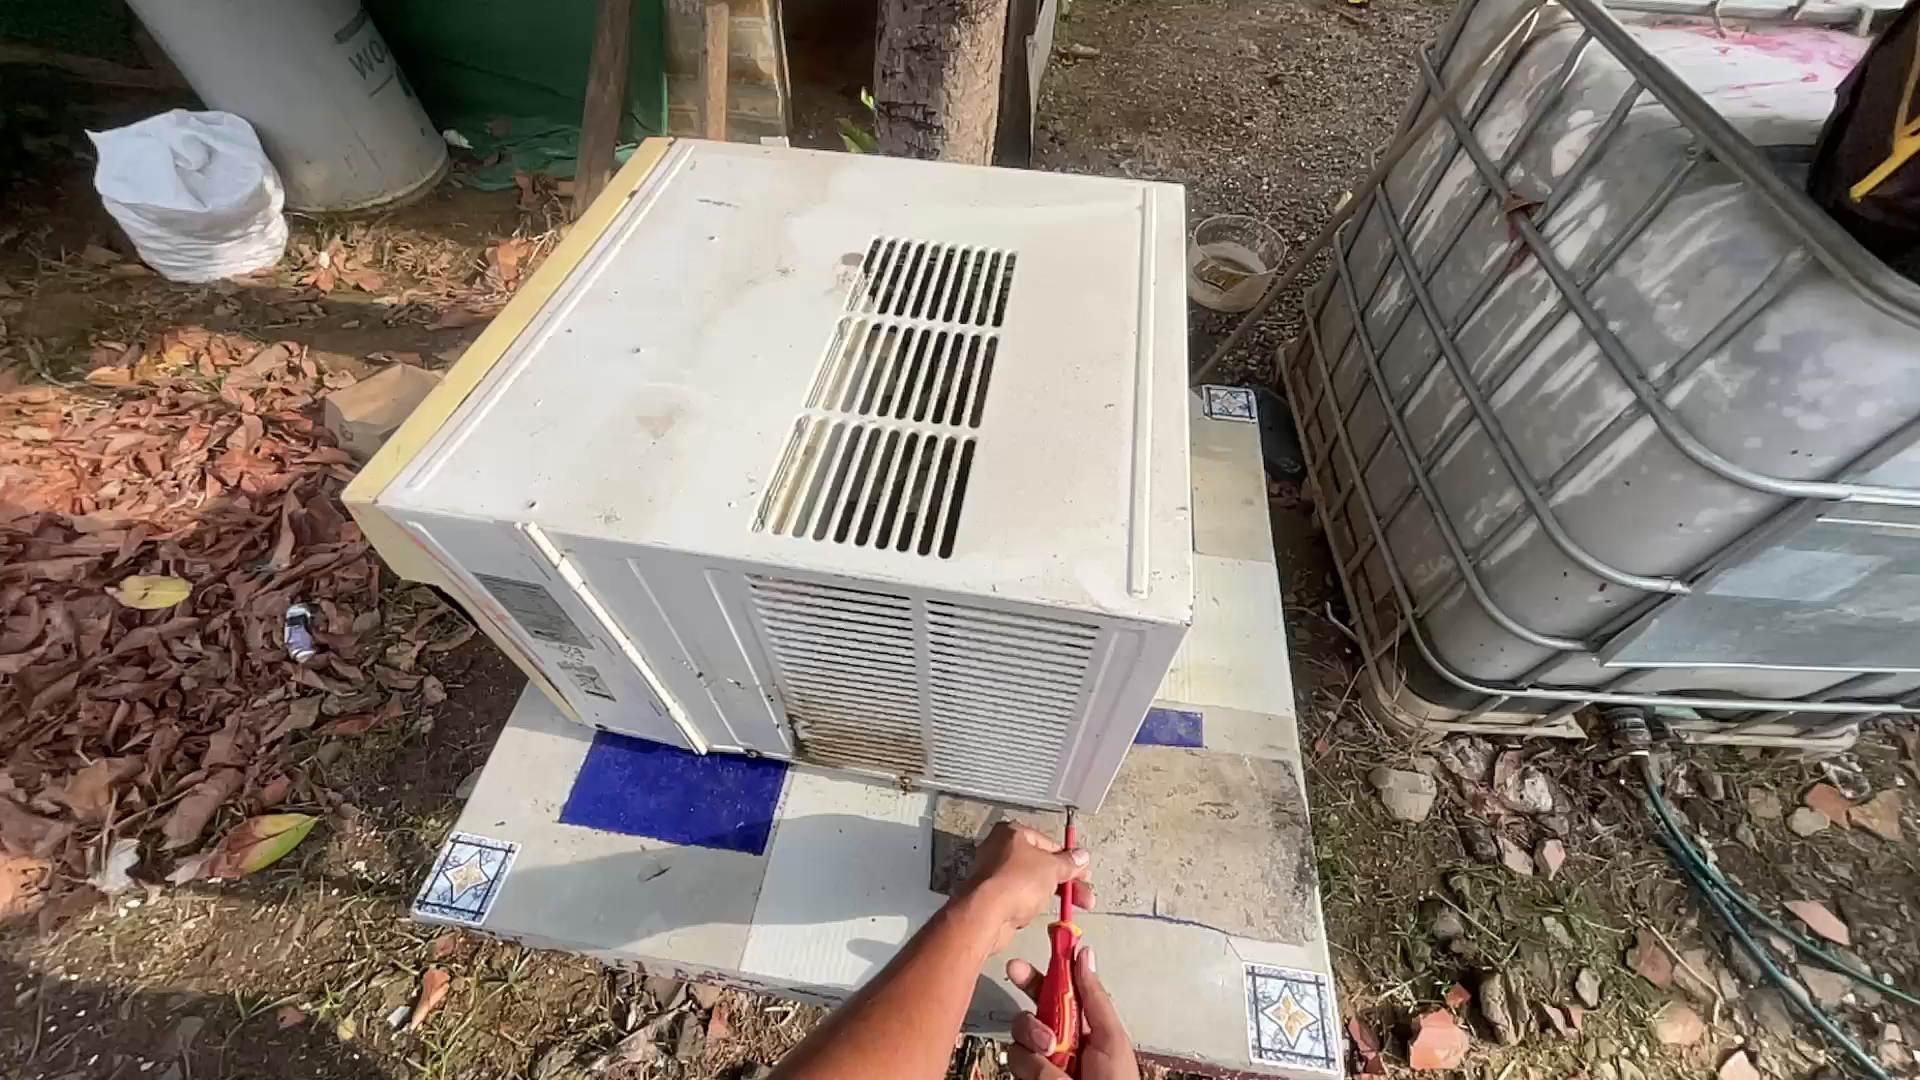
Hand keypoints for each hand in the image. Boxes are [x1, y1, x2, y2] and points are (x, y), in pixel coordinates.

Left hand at [955, 822, 1093, 952]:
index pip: (1048, 843)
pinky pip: (1018, 897)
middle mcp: (1000, 848)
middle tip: (1084, 898)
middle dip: (1064, 882)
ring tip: (1068, 909)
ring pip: (1030, 882)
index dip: (1069, 860)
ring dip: (1049, 895)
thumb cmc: (1019, 881)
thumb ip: (1068, 863)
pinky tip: (1036, 913)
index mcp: (1013, 833)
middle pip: (1040, 864)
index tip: (1084, 874)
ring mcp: (994, 873)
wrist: (987, 913)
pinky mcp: (991, 896)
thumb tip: (1082, 855)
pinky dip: (1030, 905)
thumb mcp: (1051, 868)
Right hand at [1007, 946, 1138, 1079]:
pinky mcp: (1027, 1079)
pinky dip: (1029, 1067)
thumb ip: (1094, 998)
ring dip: (1033, 1040)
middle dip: (1027, 997)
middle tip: (1019, 983)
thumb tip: (1084, 952)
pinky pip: (1015, 1061)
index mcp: (1082, 1026)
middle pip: (1032, 1006)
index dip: (1042, 970)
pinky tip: (1042, 1076)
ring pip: (1020, 1034)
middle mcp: (1058, 1042)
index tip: (1021, 961)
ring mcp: (1040, 1064)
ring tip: (1052, 1056)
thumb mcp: (1111, 1043)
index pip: (1058, 989)